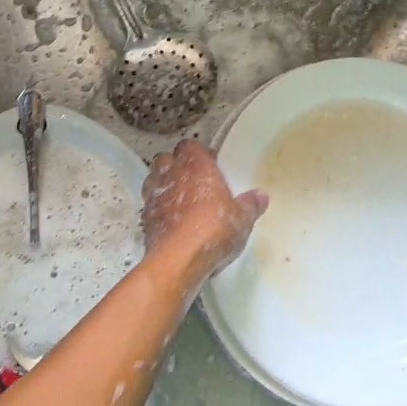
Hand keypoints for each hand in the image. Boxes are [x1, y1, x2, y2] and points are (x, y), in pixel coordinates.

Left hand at [142, 140, 267, 280]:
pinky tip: (169, 221)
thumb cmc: (213, 229)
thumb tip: (261, 196)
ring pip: (153, 179)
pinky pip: (149, 204)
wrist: (178, 260)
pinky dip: (157, 208)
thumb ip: (250, 205)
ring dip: (163, 184)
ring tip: (178, 199)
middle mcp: (172, 173)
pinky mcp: (144, 218)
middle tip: (192, 180)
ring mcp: (154, 195)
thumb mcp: (242, 219)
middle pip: (167, 158)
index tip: (209, 165)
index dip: (197, 153)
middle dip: (175, 165)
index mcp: (196, 165)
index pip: (189, 145)